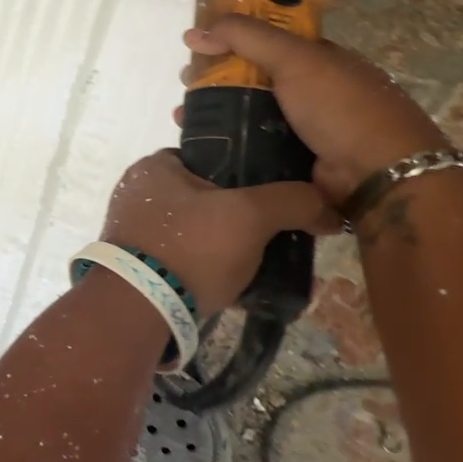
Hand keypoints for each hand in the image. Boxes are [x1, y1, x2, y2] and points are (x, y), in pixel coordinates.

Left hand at [103, 150, 341, 316]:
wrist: (143, 303)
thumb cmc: (191, 245)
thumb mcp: (249, 215)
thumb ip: (290, 201)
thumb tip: (327, 205)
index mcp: (153, 167)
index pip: (207, 158)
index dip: (245, 175)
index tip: (276, 198)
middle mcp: (137, 191)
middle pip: (205, 198)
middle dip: (243, 218)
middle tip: (278, 237)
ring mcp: (135, 227)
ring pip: (198, 230)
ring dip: (230, 246)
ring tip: (268, 265)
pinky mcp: (140, 261)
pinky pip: (186, 257)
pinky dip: (212, 267)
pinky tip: (243, 286)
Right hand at [184, 15, 449, 202]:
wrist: (381, 179)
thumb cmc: (343, 109)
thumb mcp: (296, 58)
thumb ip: (245, 36)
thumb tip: (193, 32)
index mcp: (324, 62)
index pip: (269, 41)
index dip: (232, 38)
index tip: (198, 44)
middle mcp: (314, 92)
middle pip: (251, 76)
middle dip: (214, 76)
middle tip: (185, 80)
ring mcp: (303, 128)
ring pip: (244, 111)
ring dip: (210, 109)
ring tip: (182, 112)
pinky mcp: (290, 160)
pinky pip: (246, 142)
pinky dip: (220, 138)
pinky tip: (195, 136)